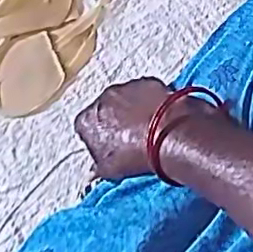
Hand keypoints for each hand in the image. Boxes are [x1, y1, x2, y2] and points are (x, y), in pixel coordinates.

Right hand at [76, 79, 222, 180]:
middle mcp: (106, 97)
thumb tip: (96, 170)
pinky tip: (156, 117)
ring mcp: (128, 86)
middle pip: (105, 109)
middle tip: (124, 139)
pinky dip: (149, 101)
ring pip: (125, 98)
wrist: (168, 132)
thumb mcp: (108, 170)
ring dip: (131, 109)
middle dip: (113, 120)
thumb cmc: (136, 151)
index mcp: (88, 118)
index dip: (95, 138)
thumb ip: (97, 166)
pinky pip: (145, 91)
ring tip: (144, 129)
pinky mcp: (150, 81)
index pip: (84, 126)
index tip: (104, 146)